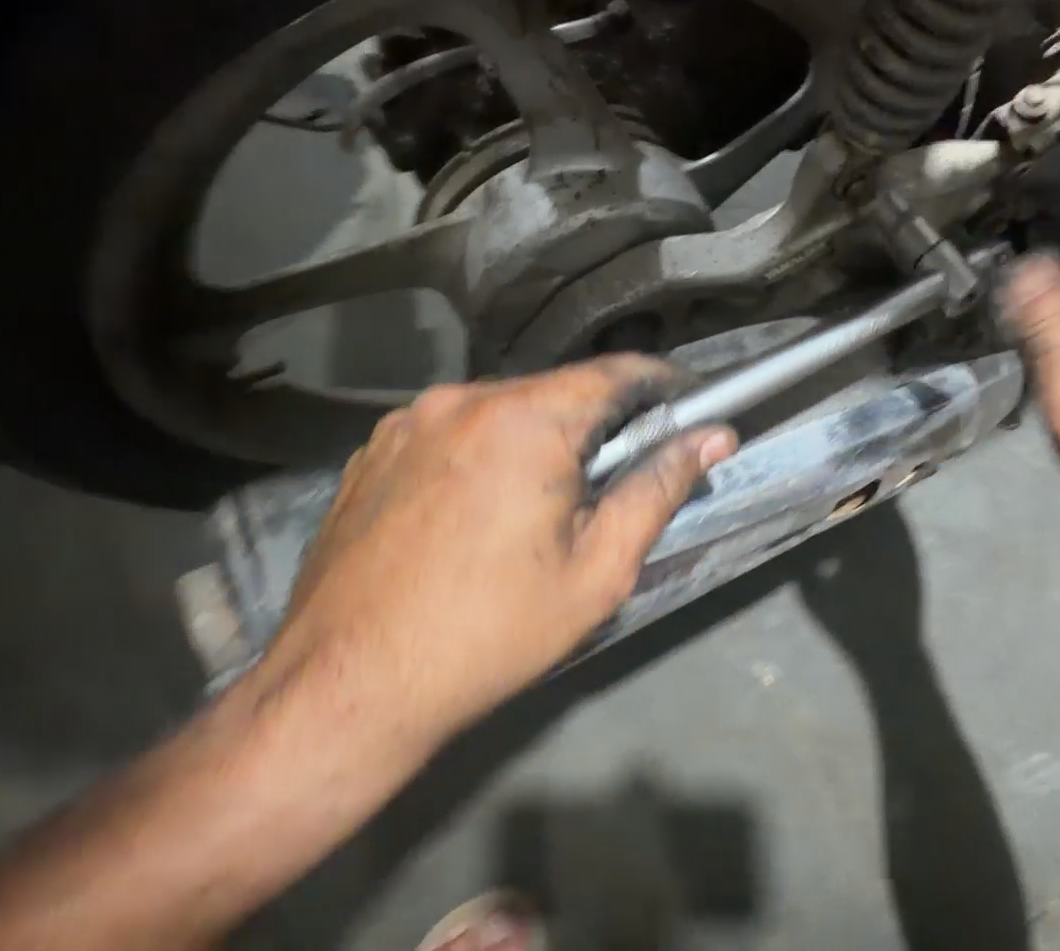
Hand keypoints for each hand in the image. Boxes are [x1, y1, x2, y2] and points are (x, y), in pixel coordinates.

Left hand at [256, 356, 736, 745]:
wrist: (347, 686)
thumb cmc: (491, 631)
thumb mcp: (599, 568)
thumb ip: (659, 488)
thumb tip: (713, 438)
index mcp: (522, 420)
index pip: (615, 373)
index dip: (663, 386)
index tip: (691, 409)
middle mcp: (459, 401)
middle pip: (558, 391)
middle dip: (600, 423)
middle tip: (622, 479)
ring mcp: (406, 423)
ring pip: (504, 411)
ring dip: (541, 440)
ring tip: (548, 506)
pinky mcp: (372, 452)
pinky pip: (454, 434)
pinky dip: (488, 455)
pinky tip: (483, 515)